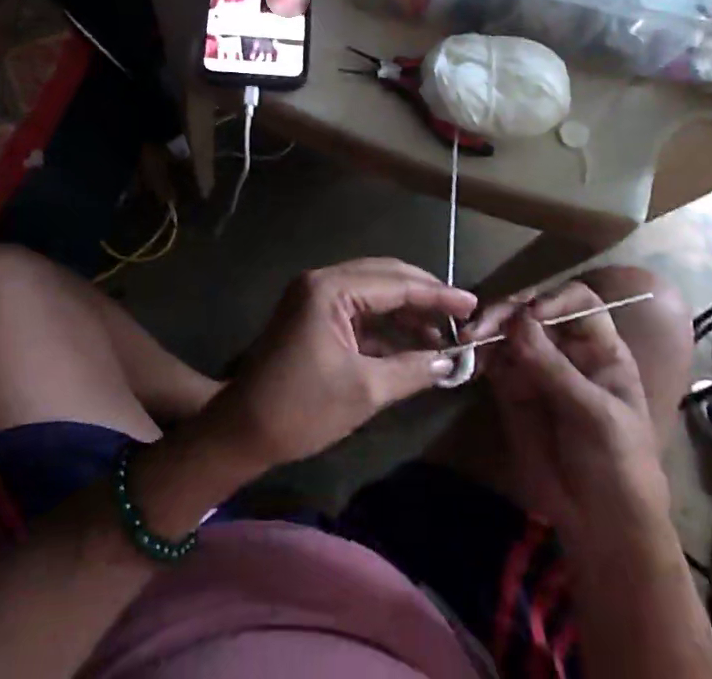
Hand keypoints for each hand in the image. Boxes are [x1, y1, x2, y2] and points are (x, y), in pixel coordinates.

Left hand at [207, 259, 476, 469]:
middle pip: (387, 277)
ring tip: (442, 336)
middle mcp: (323, 281)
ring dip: (407, 312)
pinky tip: (413, 344)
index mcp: (331, 290)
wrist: (240, 434)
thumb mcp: (366, 391)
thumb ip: (414, 369)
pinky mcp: (314, 316)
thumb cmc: (301, 409)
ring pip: (375, 293)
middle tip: (460, 315)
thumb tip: (450, 362)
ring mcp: (315, 297)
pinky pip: (360, 311)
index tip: (472, 304)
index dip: (438, 295)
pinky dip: (387, 326)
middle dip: (425, 297)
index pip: (397, 283)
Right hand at [486, 282, 669, 544]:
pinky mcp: (513, 392)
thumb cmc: (618, 463)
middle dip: (509, 312)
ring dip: (488, 330)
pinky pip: (493, 362)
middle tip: (481, 327)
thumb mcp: (595, 414)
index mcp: (601, 349)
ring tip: (469, 340)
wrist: (602, 524)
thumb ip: (554, 368)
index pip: (579, 302)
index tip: (529, 315)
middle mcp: (567, 351)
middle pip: (535, 312)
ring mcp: (538, 370)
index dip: (553, 299)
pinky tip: (467, 359)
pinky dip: (478, 356)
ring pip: (509, 333)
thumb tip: (518, 319)